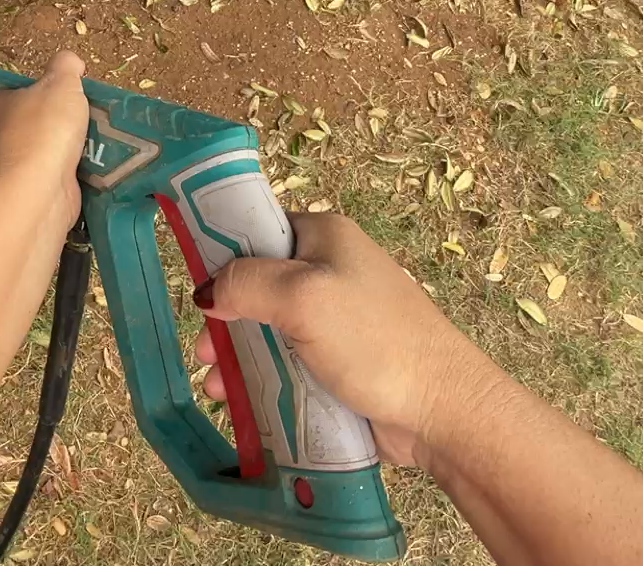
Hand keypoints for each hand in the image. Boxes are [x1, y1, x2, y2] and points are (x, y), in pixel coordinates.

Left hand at [0, 51, 88, 225]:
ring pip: (47, 151)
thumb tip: (71, 62)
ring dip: (71, 148)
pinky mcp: (39, 190)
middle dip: (54, 121)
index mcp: (2, 107)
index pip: (3, 96)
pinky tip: (100, 165)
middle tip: (85, 115)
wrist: (41, 188)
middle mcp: (4, 137)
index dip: (20, 91)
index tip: (44, 91)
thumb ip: (65, 66)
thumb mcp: (60, 83)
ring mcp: (21, 167)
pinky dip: (79, 171)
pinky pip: (62, 176)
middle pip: (28, 124)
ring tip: (103, 139)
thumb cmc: (45, 129)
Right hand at [191, 212, 502, 467]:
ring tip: (216, 386)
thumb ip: (245, 283)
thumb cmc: (374, 340)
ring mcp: (334, 315)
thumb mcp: (302, 297)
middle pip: (255, 283)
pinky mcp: (338, 357)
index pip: (256, 229)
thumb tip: (206, 292)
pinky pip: (286, 356)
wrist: (445, 413)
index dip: (221, 255)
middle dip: (225, 317)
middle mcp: (327, 267)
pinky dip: (260, 373)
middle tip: (205, 351)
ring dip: (237, 352)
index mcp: (322, 234)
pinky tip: (238, 399)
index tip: (197, 289)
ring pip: (266, 324)